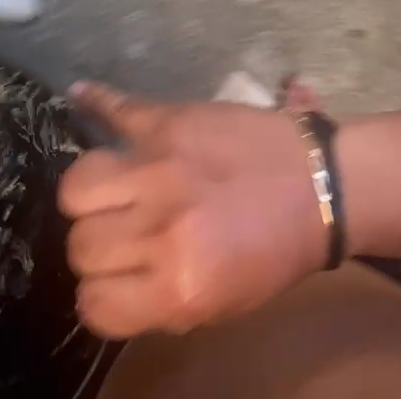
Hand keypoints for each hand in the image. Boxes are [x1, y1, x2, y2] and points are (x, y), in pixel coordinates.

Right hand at [59, 81, 329, 337]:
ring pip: (78, 184)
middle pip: (82, 244)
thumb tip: (106, 284)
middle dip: (97, 244)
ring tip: (113, 189)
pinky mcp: (171, 121)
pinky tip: (78, 97)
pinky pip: (118, 108)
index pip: (93, 301)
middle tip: (125, 233)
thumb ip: (157, 299)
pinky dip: (97, 101)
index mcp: (178, 285)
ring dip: (92, 192)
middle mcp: (160, 227)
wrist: (321, 183)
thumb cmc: (277, 250)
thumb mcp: (221, 303)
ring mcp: (160, 168)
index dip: (101, 292)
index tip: (117, 279)